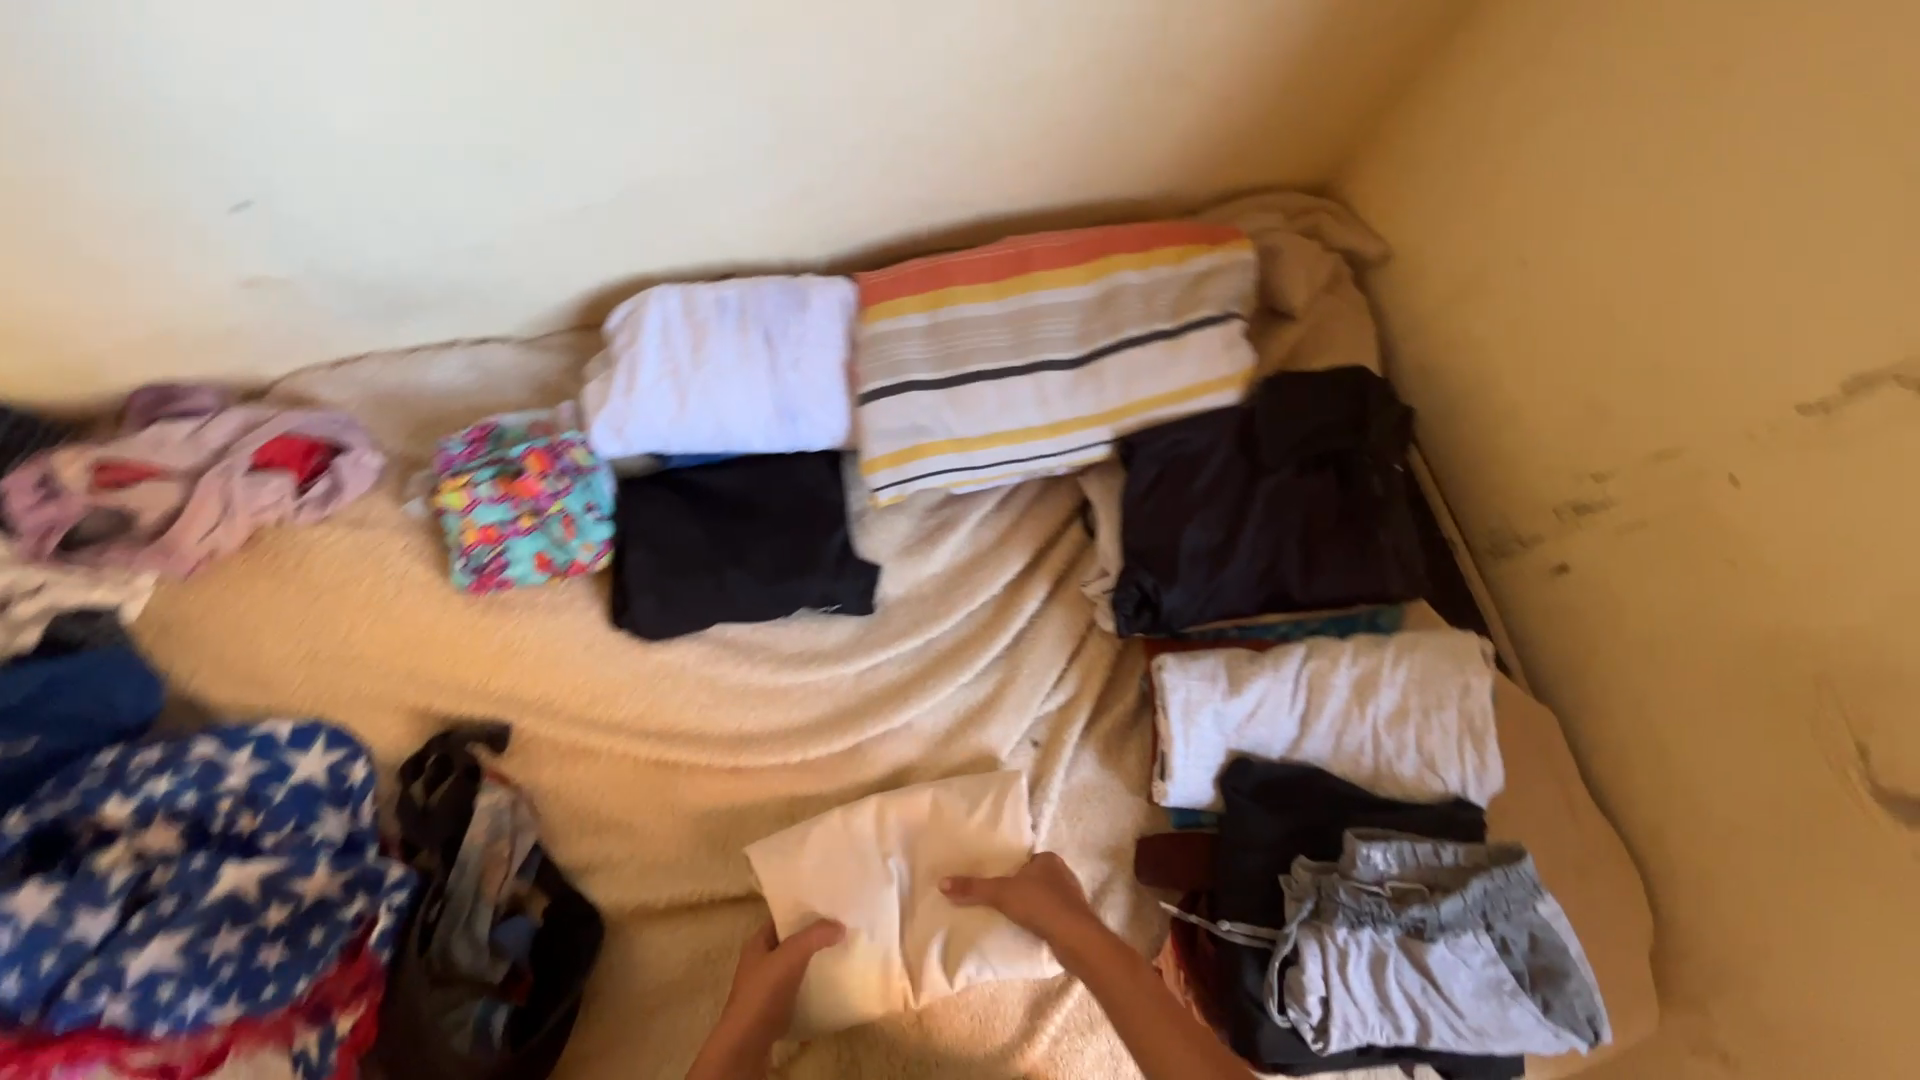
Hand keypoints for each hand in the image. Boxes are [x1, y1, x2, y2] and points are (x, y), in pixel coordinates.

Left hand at [716, 918, 845, 1044]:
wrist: (748, 1043)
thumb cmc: (764, 991)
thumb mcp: (791, 955)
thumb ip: (815, 936)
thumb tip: (840, 925)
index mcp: (757, 944)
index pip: (780, 919)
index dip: (801, 912)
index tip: (827, 908)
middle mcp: (759, 963)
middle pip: (789, 943)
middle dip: (811, 937)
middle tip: (839, 929)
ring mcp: (766, 988)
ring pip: (794, 968)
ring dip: (813, 963)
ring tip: (839, 953)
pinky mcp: (775, 1010)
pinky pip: (797, 991)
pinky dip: (812, 987)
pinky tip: (830, 985)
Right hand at [940, 852, 1100, 945]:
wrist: (1075, 938)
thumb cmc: (1040, 905)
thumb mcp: (1001, 893)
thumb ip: (974, 889)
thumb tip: (942, 883)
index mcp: (1048, 859)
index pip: (1024, 860)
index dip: (1010, 870)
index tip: (996, 881)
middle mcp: (1063, 873)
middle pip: (1034, 878)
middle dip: (1020, 888)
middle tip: (1000, 900)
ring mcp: (1071, 897)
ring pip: (1044, 898)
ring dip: (1031, 906)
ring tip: (1012, 916)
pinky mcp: (1075, 918)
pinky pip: (1052, 915)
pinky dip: (1041, 920)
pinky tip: (1030, 929)